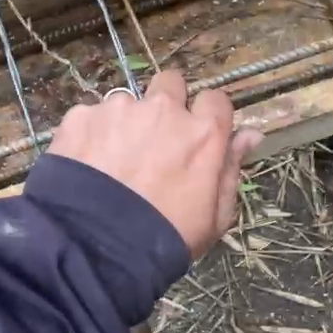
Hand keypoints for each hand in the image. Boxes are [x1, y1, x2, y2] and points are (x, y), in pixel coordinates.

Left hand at [47, 71, 263, 257]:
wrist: (95, 248)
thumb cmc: (164, 238)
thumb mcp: (213, 216)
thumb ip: (230, 168)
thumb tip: (250, 134)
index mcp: (202, 133)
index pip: (215, 99)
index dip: (206, 115)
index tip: (197, 134)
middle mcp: (162, 110)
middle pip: (170, 84)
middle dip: (166, 102)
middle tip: (154, 137)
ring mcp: (119, 109)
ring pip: (127, 102)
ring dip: (124, 122)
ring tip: (112, 161)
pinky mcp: (82, 116)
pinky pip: (91, 116)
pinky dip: (91, 134)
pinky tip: (86, 164)